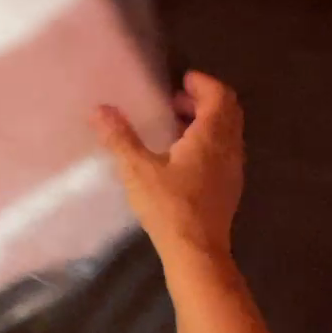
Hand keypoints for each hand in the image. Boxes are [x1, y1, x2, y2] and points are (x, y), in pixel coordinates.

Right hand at [94, 70, 243, 273]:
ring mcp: (233, 168)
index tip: (180, 81)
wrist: (196, 251)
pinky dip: (209, 142)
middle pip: (227, 110)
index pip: (218, 95)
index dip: (202, 83)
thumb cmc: (169, 206)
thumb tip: (99, 109)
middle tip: (175, 102)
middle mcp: (229, 147)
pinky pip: (225, 151)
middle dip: (204, 100)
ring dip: (207, 122)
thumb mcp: (137, 170)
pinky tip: (183, 159)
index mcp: (210, 135)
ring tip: (176, 128)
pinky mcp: (229, 187)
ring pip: (228, 132)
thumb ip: (120, 138)